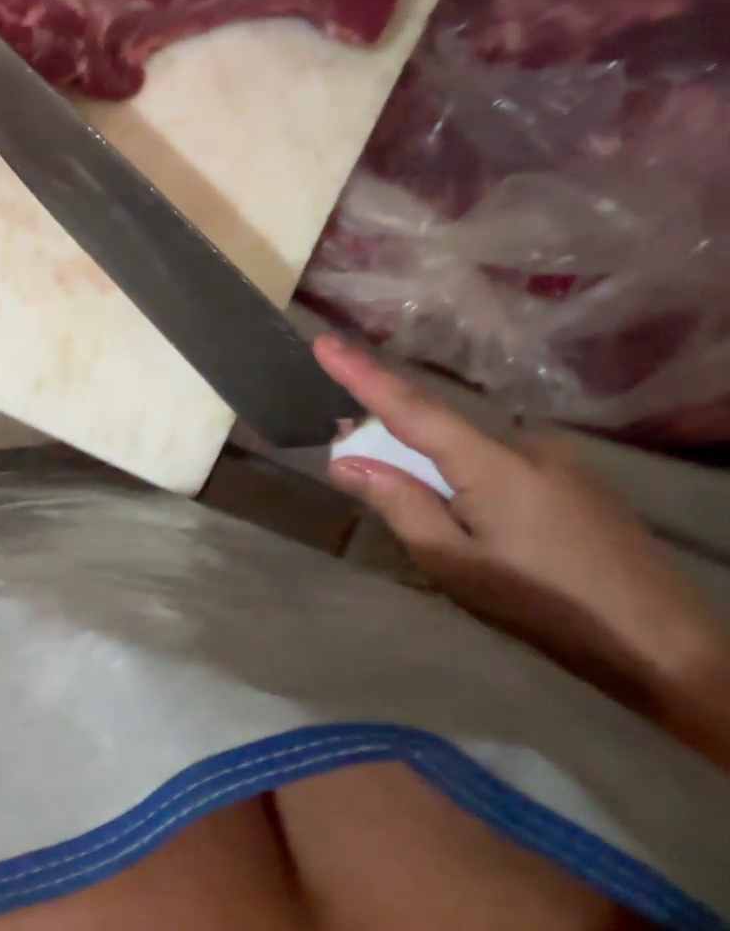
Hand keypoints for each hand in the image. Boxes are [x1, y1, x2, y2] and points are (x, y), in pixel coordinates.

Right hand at [313, 335, 729, 703]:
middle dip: (389, 437)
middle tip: (351, 461)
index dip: (363, 374)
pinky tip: (466, 516)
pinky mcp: (578, 483)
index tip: (324, 342)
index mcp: (496, 465)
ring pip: (469, 449)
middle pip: (438, 428)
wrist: (664, 645)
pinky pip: (498, 463)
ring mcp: (562, 463)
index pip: (412, 408)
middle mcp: (530, 448)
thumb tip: (350, 461)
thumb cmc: (543, 605)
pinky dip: (463, 475)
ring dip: (429, 464)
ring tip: (414, 506)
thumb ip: (398, 504)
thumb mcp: (452, 563)